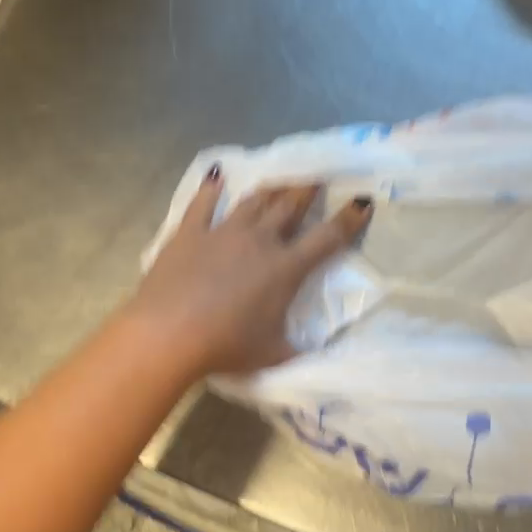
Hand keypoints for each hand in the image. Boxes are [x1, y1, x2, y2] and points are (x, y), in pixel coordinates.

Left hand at [126, 168, 372, 376]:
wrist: (169, 334)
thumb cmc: (226, 347)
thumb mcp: (273, 356)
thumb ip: (298, 351)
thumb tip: (316, 352)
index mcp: (286, 269)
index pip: (327, 238)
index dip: (348, 219)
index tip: (362, 202)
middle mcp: (259, 241)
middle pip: (290, 206)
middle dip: (308, 189)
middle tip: (317, 175)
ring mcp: (222, 232)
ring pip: (253, 200)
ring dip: (271, 187)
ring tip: (280, 179)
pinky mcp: (189, 233)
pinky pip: (203, 203)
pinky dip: (212, 189)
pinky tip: (217, 177)